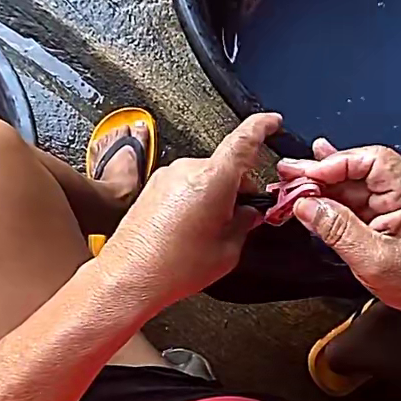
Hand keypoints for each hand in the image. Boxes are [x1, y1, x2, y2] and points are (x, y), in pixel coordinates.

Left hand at [96, 113, 281, 312]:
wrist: (128, 278)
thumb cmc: (172, 267)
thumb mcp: (226, 251)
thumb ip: (244, 224)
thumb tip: (249, 215)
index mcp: (212, 180)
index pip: (244, 140)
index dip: (262, 127)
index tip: (272, 122)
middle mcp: (187, 170)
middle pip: (225, 166)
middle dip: (238, 188)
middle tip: (241, 218)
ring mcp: (166, 177)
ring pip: (205, 177)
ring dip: (214, 195)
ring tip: (208, 232)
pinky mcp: (152, 187)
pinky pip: (184, 185)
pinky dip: (195, 200)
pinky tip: (190, 230)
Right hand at [279, 140, 400, 326]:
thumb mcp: (372, 260)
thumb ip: (337, 229)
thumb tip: (306, 205)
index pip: (372, 160)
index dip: (335, 163)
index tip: (307, 174)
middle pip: (359, 167)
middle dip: (321, 172)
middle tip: (290, 173)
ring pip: (355, 180)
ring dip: (322, 184)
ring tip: (292, 182)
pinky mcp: (391, 207)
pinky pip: (359, 195)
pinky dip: (334, 196)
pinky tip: (313, 188)